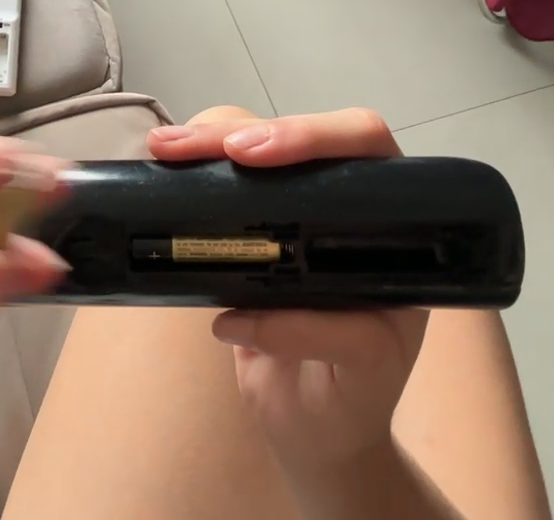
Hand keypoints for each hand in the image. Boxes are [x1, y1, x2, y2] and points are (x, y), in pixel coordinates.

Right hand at [147, 108, 426, 473]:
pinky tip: (165, 162)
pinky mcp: (251, 222)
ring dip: (207, 136)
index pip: (364, 150)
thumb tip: (243, 315)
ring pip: (256, 141)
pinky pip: (225, 176)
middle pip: (301, 135)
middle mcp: (344, 205)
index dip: (313, 137)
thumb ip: (322, 336)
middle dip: (241, 130)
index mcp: (388, 227)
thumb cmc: (354, 396)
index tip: (254, 156)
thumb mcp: (358, 372)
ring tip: (165, 149)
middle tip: (185, 148)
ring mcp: (296, 209)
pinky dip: (192, 164)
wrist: (314, 423)